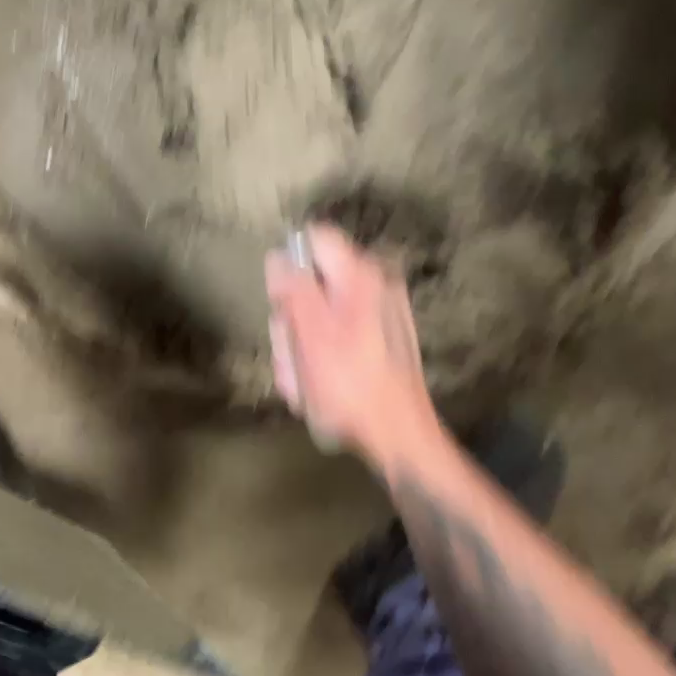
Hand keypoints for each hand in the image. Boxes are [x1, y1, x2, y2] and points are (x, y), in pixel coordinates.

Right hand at [265, 223, 442, 468]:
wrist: (398, 436)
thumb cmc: (349, 386)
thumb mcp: (308, 335)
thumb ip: (292, 289)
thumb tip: (277, 256)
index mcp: (359, 276)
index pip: (314, 239)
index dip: (289, 267)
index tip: (283, 303)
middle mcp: (375, 285)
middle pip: (312, 283)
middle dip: (293, 320)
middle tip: (293, 355)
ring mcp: (381, 314)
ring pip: (320, 316)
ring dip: (302, 348)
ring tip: (306, 381)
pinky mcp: (383, 341)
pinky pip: (337, 338)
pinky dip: (323, 360)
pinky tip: (322, 388)